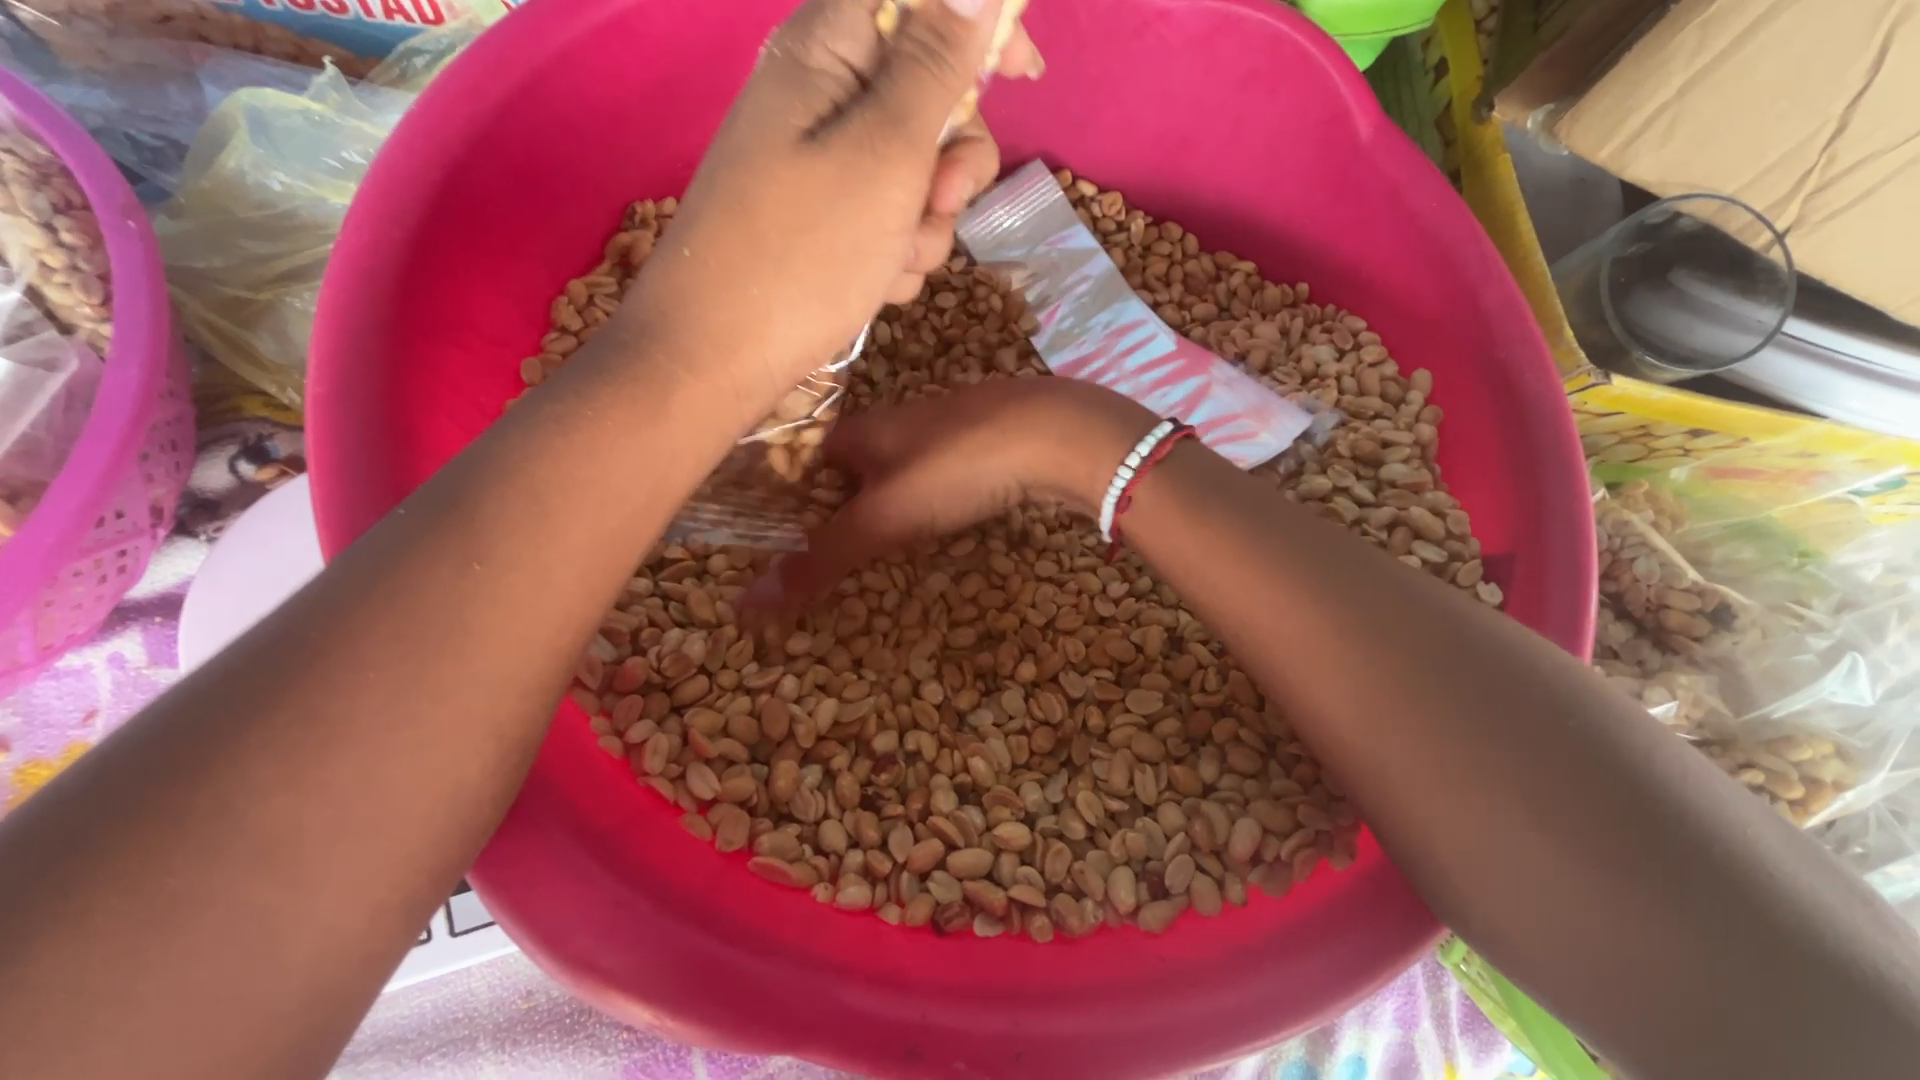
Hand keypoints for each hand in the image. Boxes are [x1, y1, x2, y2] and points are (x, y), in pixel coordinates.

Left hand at [617, 0, 1039, 411]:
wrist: (717, 359)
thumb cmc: (800, 254)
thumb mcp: (883, 154)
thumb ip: (934, 65)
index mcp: (826, 51)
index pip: (914, 2)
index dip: (975, 22)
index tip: (1023, 73)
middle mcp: (824, 97)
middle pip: (929, 95)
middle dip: (952, 156)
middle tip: (939, 197)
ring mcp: (824, 165)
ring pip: (918, 170)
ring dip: (925, 220)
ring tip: (889, 261)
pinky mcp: (826, 220)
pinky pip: (891, 218)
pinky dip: (896, 251)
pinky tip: (874, 283)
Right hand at [744, 377, 1154, 612]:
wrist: (1061, 433)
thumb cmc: (959, 468)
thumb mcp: (885, 518)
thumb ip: (823, 557)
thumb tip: (748, 601)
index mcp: (864, 430)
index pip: (805, 458)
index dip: (785, 493)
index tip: (773, 534)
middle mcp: (900, 420)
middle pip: (852, 462)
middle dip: (836, 501)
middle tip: (825, 548)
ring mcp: (949, 424)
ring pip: (899, 463)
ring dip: (884, 497)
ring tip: (875, 540)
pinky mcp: (990, 436)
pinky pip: (942, 468)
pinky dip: (929, 494)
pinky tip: (940, 515)